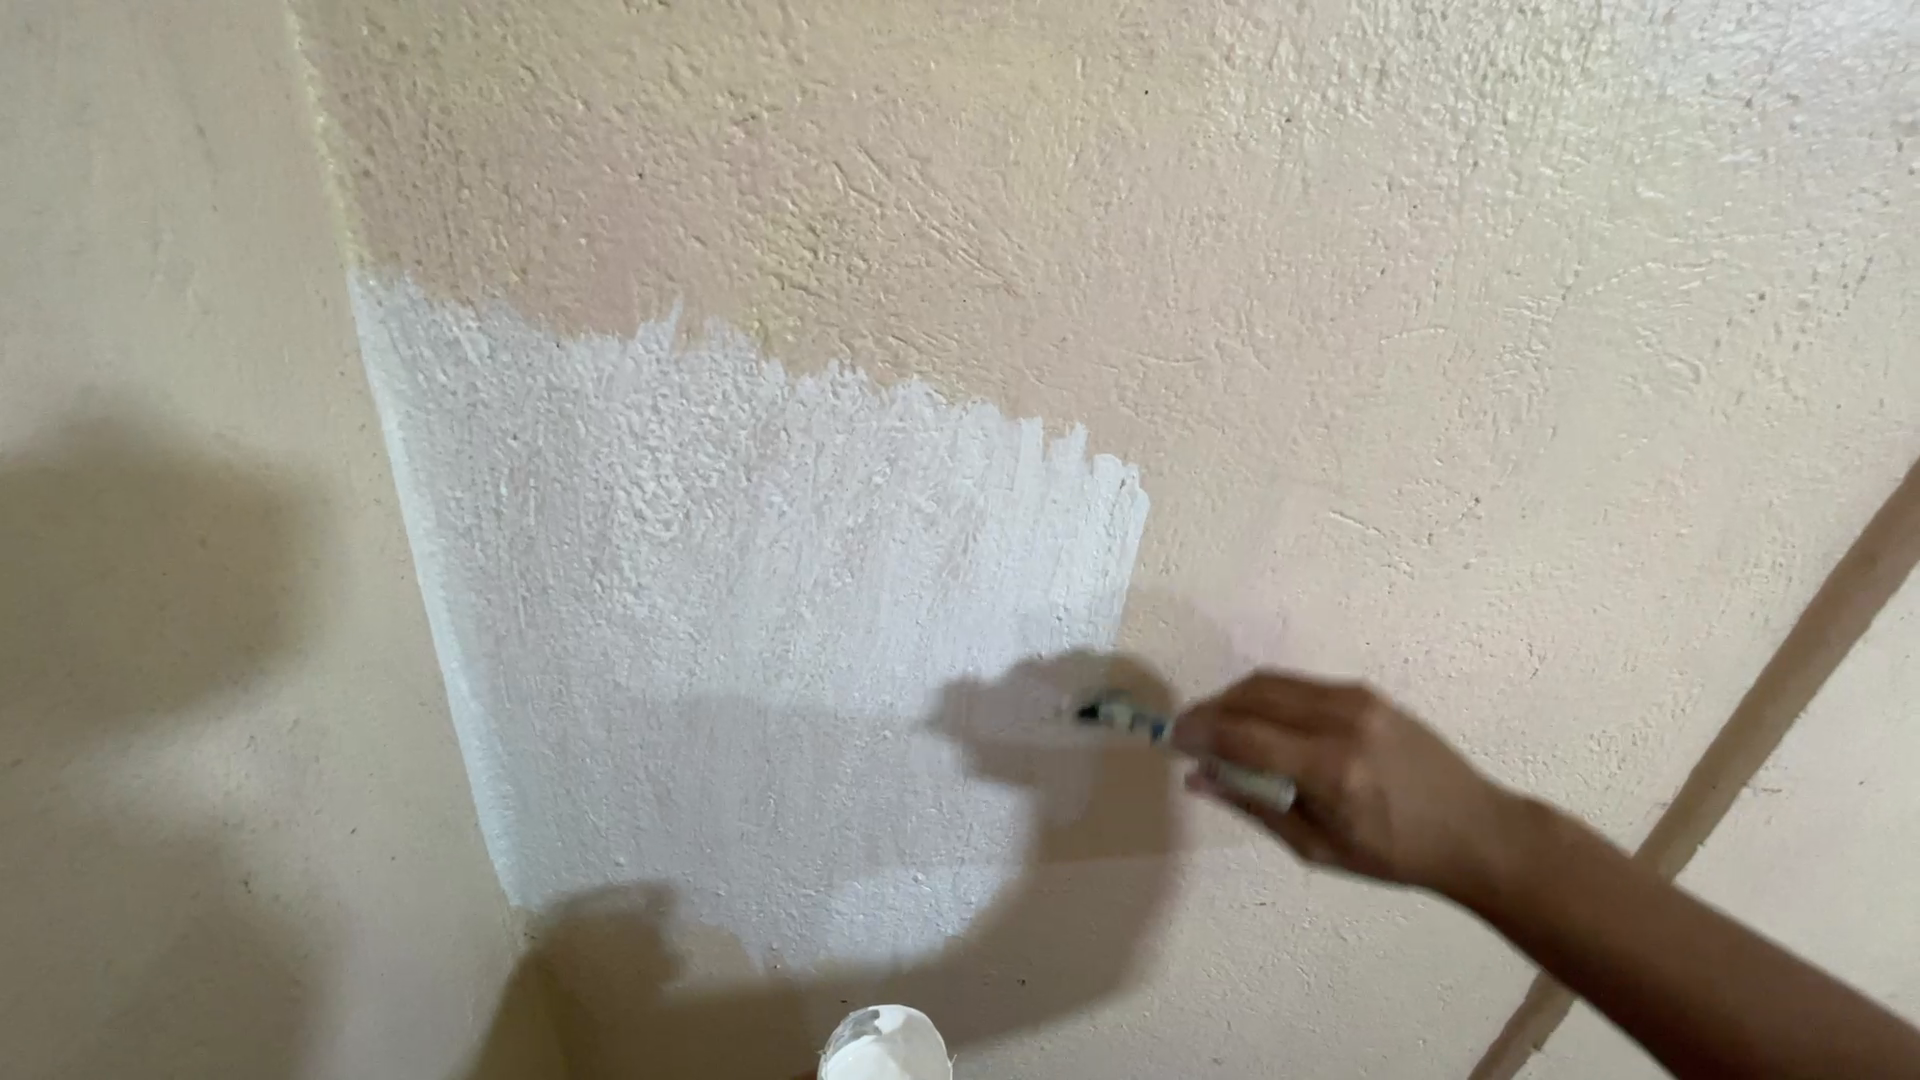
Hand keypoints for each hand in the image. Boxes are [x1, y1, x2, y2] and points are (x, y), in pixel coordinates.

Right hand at [1173, 671, 1516, 897]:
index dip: (1199, 732)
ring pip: (1271, 682)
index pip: (1243, 736)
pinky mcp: (1366, 692)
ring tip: (1219, 725)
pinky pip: (1298, 684)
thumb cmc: (1396, 855)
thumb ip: (1253, 804)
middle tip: (1189, 732)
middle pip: (1251, 696)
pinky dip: (1266, 696)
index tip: (1172, 739)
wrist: (1478, 831)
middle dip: (1210, 709)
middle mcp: (1342, 722)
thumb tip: (1197, 777)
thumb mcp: (1317, 848)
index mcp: (1332, 770)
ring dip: (1234, 699)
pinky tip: (1261, 720)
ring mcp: (1357, 700)